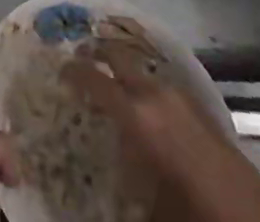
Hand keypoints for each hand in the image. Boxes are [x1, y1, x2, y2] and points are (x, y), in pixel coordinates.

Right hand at [61, 38, 259, 221]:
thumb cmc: (197, 209)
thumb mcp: (147, 201)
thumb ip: (119, 172)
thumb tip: (95, 176)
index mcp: (137, 113)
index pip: (92, 78)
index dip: (71, 70)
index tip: (58, 71)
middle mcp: (156, 95)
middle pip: (117, 55)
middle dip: (95, 52)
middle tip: (78, 58)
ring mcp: (182, 98)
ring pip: (141, 67)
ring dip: (121, 67)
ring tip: (108, 81)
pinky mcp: (201, 109)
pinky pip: (161, 83)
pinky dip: (144, 83)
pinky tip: (142, 105)